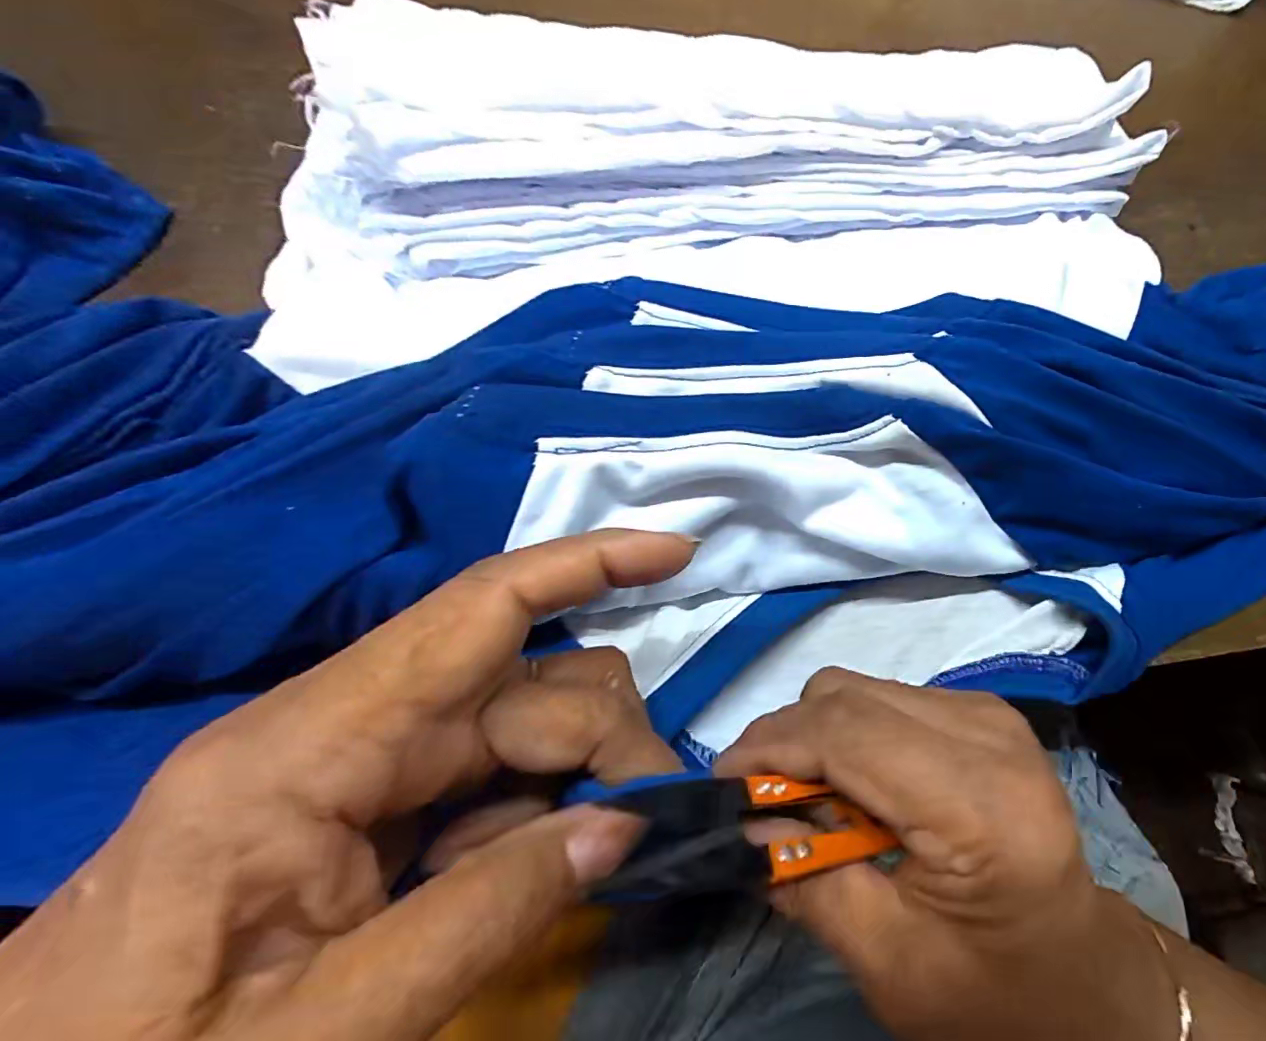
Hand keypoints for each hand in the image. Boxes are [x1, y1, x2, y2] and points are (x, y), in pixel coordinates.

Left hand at [0, 529, 694, 1040]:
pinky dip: (532, 817)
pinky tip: (500, 880)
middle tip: (647, 826)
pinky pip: (500, 776)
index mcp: (303, 754)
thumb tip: (629, 820)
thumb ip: (489, 916)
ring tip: (556, 871)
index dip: (589, 563)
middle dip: (608, 745)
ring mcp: (360, 764)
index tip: (680, 553)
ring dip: (572, 787)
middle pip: (534, 685)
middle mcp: (342, 730)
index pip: (478, 609)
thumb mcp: (323, 1033)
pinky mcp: (373, 800)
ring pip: (530, 726)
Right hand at [715, 669, 1178, 1040]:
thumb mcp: (889, 962)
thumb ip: (808, 881)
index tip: (719, 785)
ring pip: (867, 688)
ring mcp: (993, 713)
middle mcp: (990, 733)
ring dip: (823, 735)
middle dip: (789, 738)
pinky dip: (858, 734)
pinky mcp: (988, 711)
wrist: (1077, 967)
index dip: (772, 747)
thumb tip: (740, 823)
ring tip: (814, 802)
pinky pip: (894, 697)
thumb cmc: (990, 987)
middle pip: (853, 695)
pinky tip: (863, 789)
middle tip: (759, 801)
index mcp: (978, 801)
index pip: (850, 733)